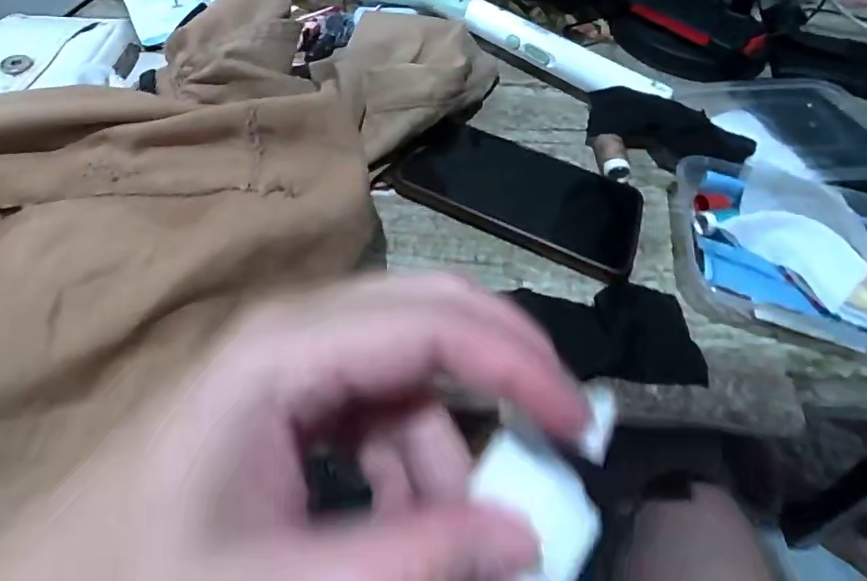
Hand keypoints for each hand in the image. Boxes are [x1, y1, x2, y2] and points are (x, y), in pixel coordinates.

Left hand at [0, 274, 589, 580]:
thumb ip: (407, 559)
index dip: (516, 363)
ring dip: (445, 447)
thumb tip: (525, 533)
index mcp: (288, 347)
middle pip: (429, 311)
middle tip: (562, 434)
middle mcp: (297, 327)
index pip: (433, 323)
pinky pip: (376, 404)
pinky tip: (394, 522)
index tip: (580, 426)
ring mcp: (291, 355)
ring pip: (408, 370)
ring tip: (444, 540)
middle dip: (502, 366)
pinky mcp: (286, 392)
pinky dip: (407, 459)